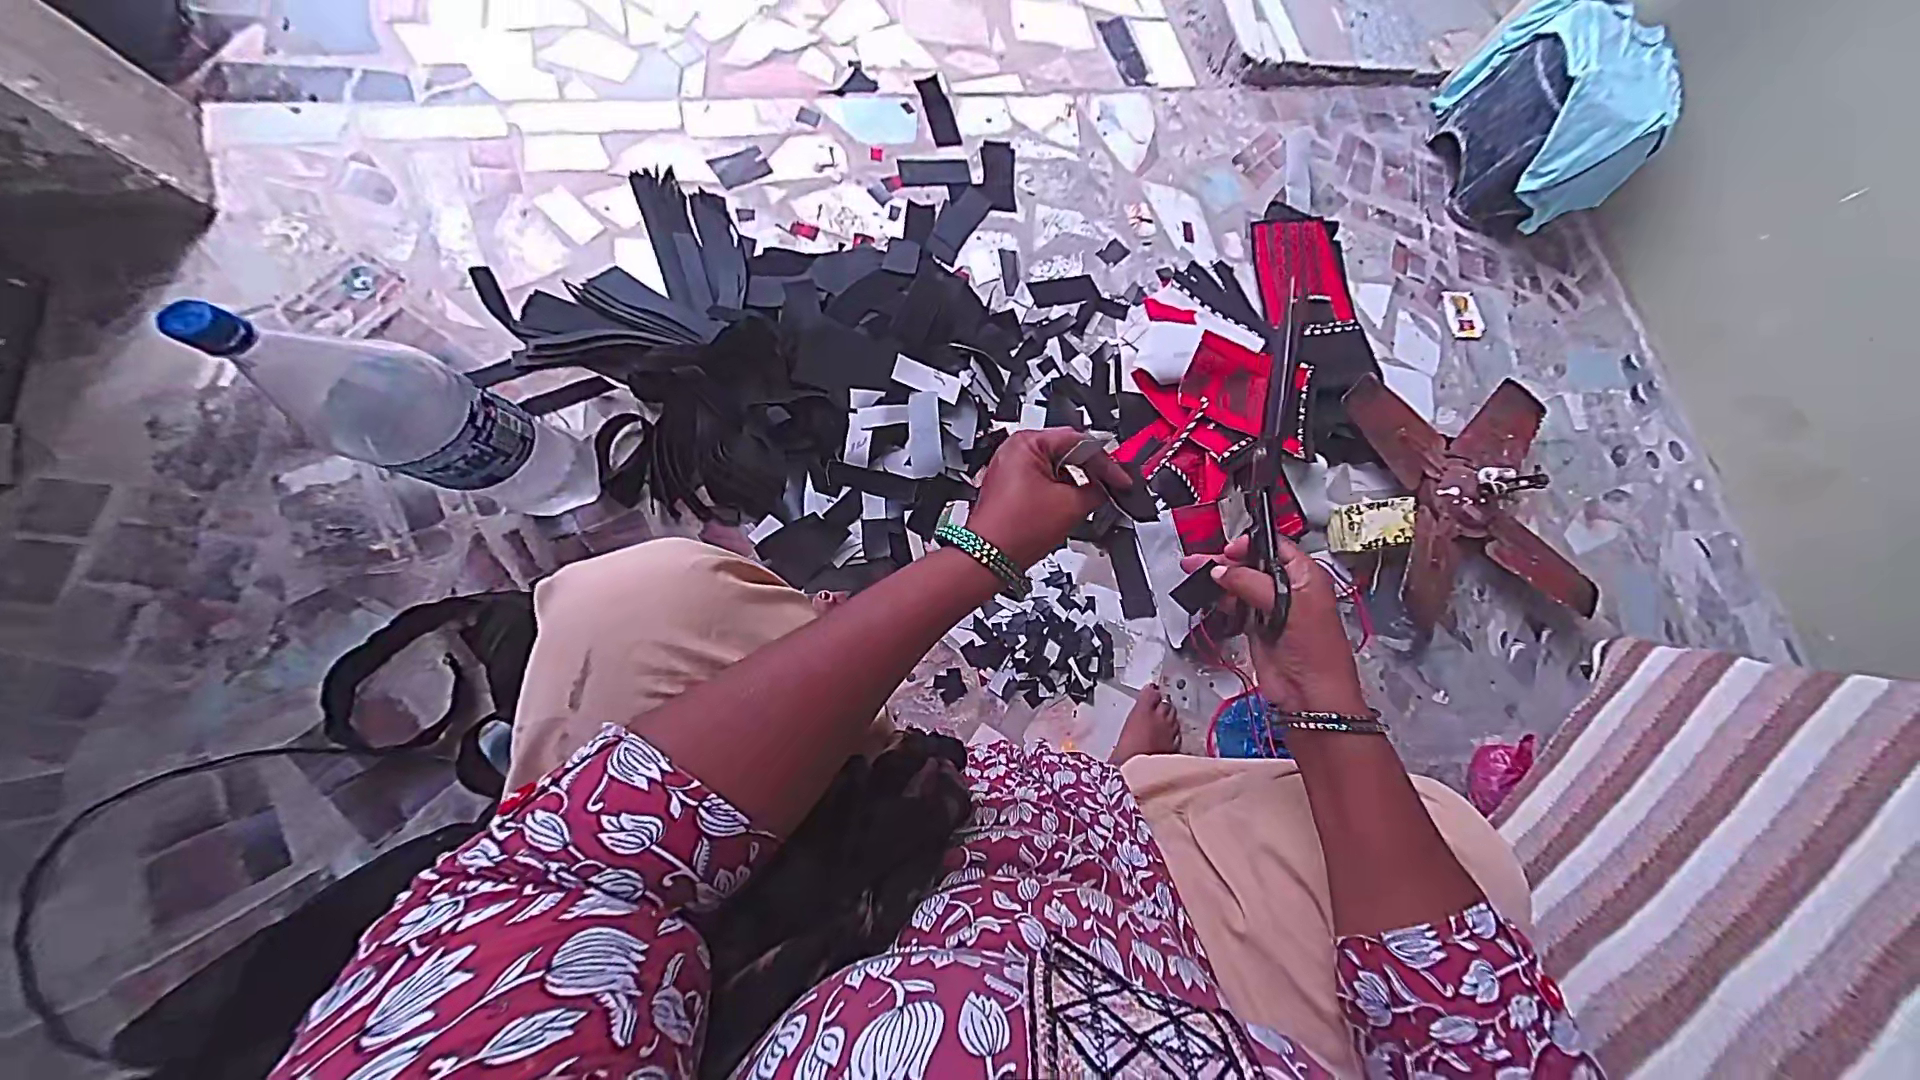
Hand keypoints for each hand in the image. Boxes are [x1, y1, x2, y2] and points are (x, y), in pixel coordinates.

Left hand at [967, 429, 1132, 568]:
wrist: (988, 559)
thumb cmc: (1014, 531)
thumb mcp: (1071, 506)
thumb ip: (1097, 490)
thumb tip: (1106, 488)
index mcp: (1026, 442)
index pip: (1080, 441)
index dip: (1107, 463)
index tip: (1121, 479)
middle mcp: (1014, 451)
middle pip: (1067, 452)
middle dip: (1092, 472)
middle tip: (1111, 488)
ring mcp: (1009, 469)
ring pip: (1056, 468)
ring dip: (1077, 483)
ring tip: (1089, 502)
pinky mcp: (1009, 487)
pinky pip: (1043, 482)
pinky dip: (1060, 493)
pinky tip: (1070, 507)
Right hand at [1181, 535, 1368, 714]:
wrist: (1309, 694)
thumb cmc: (1318, 653)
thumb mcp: (1288, 606)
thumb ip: (1252, 583)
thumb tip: (1223, 571)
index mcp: (1306, 578)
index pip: (1276, 548)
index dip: (1251, 545)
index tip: (1229, 550)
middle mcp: (1289, 590)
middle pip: (1253, 565)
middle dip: (1226, 562)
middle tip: (1202, 561)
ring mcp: (1271, 609)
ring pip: (1240, 584)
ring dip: (1219, 580)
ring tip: (1196, 573)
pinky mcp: (1257, 627)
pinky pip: (1235, 606)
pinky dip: (1221, 600)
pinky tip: (1209, 595)